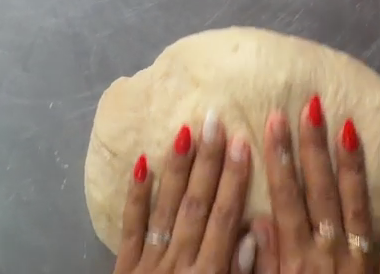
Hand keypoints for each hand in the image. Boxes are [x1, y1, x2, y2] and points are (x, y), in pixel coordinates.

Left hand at [114, 111, 258, 273]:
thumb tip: (253, 233)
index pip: (224, 218)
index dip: (234, 180)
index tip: (241, 141)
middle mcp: (179, 262)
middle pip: (196, 205)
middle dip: (207, 162)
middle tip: (214, 120)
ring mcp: (149, 263)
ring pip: (166, 209)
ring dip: (177, 169)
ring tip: (185, 130)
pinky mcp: (126, 267)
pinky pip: (131, 226)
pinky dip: (136, 196)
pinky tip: (141, 162)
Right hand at [249, 97, 379, 273]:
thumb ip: (267, 262)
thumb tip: (256, 216)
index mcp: (297, 262)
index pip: (286, 198)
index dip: (280, 157)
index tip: (275, 117)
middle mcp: (330, 258)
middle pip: (320, 194)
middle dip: (314, 148)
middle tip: (311, 105)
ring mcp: (363, 268)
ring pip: (356, 209)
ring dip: (353, 167)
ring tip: (350, 125)